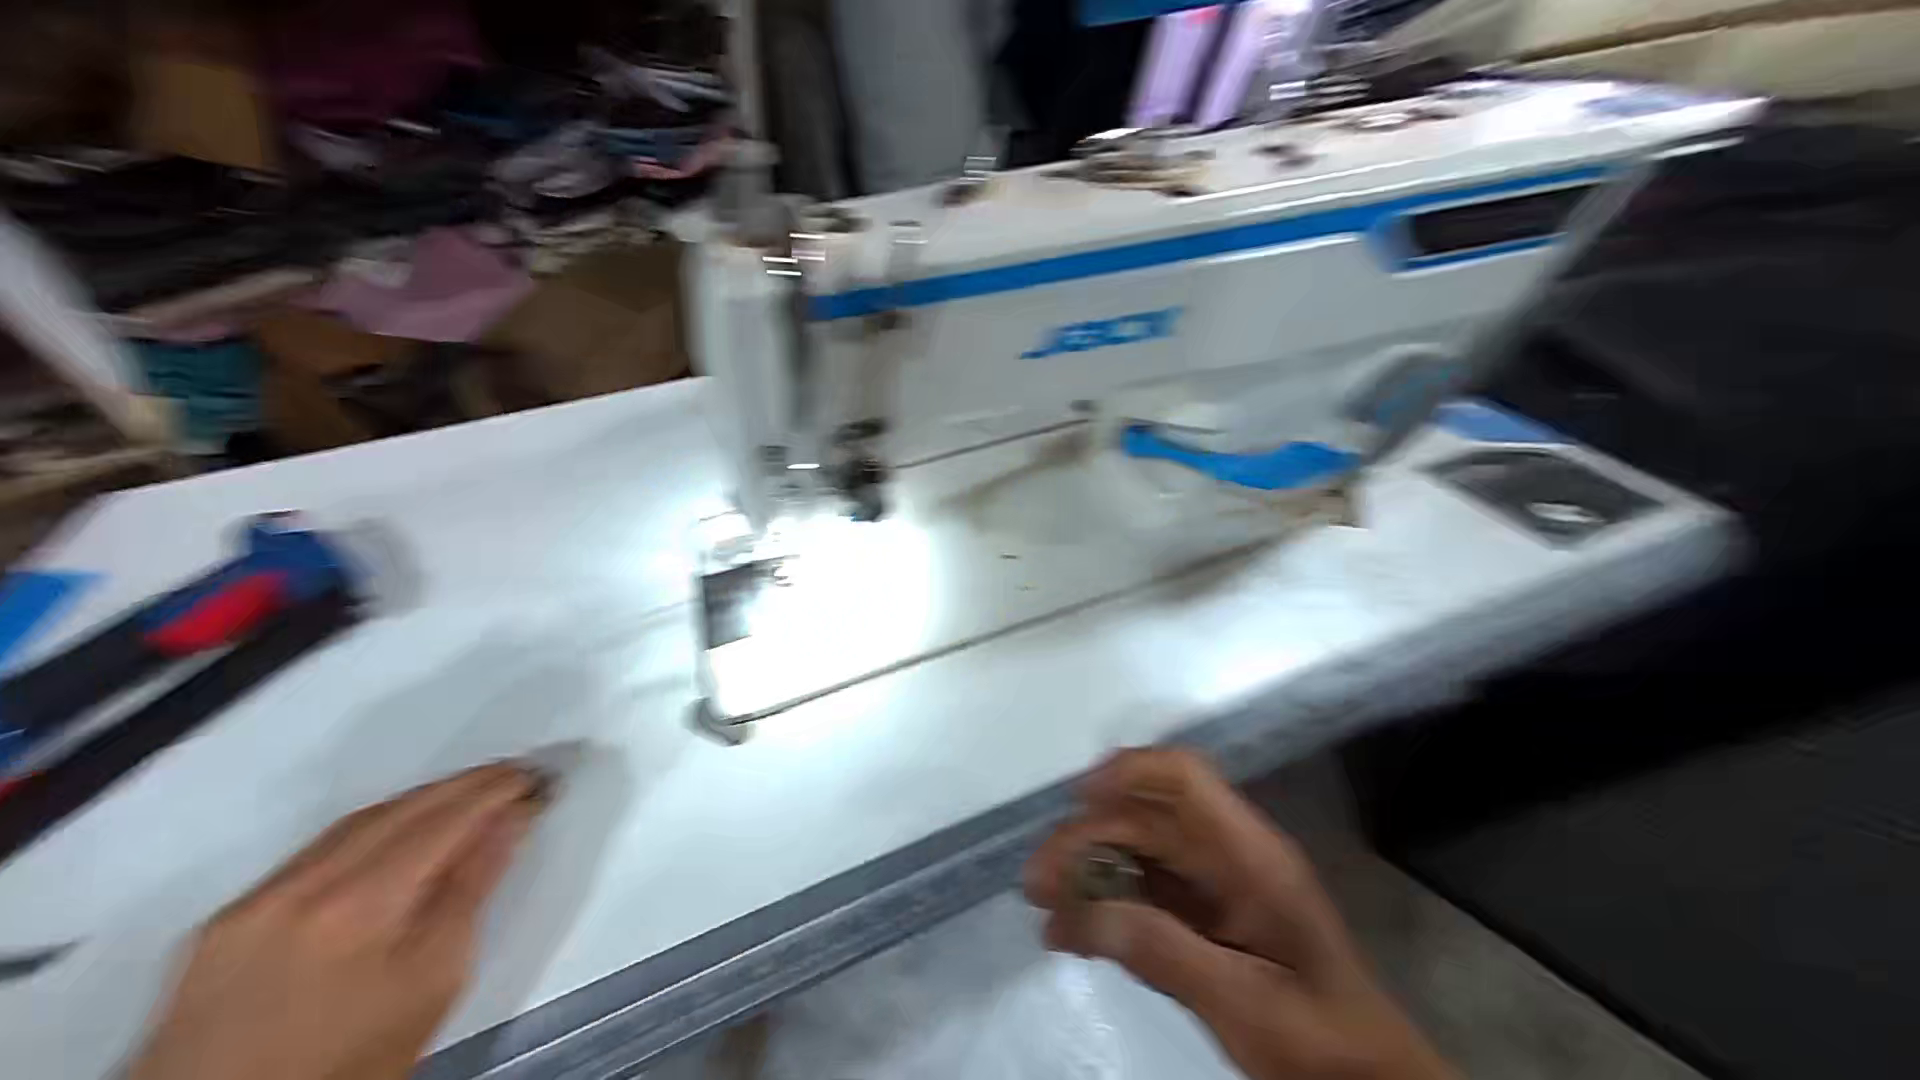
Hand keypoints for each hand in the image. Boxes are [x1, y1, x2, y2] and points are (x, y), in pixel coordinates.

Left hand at [128, 764, 545, 1079]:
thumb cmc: (357, 1058)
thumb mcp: (436, 979)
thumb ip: (473, 888)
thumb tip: (512, 818)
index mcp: (358, 908)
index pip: (443, 821)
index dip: (495, 792)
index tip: (537, 777)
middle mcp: (299, 888)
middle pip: (401, 811)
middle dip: (465, 785)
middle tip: (515, 774)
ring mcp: (253, 901)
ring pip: (356, 823)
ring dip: (422, 800)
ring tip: (471, 793)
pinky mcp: (224, 919)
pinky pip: (317, 849)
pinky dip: (375, 827)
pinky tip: (402, 830)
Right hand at [1024, 749, 1454, 1079]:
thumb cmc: (1322, 1040)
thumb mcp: (1244, 1004)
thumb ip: (1163, 953)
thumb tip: (1080, 913)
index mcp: (1249, 855)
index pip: (1185, 778)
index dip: (1128, 771)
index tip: (1075, 798)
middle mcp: (1226, 855)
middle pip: (1144, 818)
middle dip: (1085, 840)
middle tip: (1036, 884)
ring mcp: (1212, 884)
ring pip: (1135, 851)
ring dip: (1087, 871)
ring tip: (1043, 907)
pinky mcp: (1201, 916)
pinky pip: (1141, 891)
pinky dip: (1103, 904)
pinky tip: (1070, 932)